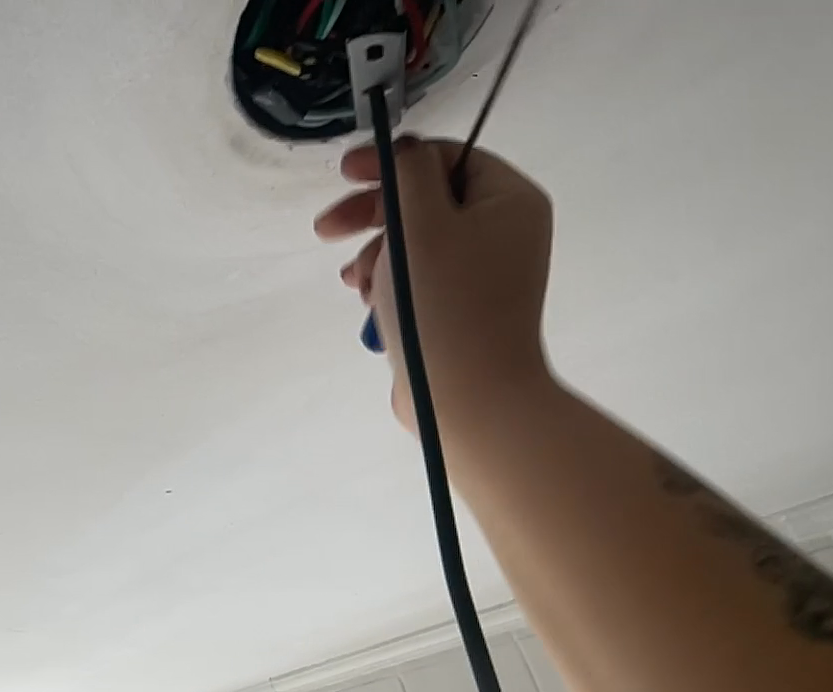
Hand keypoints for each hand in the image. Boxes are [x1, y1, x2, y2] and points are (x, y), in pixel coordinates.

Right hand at [314, 137, 555, 431]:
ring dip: (374, 256)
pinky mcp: (459, 311)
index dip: (390, 162)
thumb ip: (409, 174)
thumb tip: (403, 151)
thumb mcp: (421, 226)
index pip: (444, 158)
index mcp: (507, 201)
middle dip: (372, 216)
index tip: (343, 173)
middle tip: (325, 231)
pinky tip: (368, 305)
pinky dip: (388, 285)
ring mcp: (481, 276)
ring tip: (355, 284)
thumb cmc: (444, 307)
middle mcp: (501, 232)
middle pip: (426, 202)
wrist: (467, 399)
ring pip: (414, 244)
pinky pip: (417, 280)